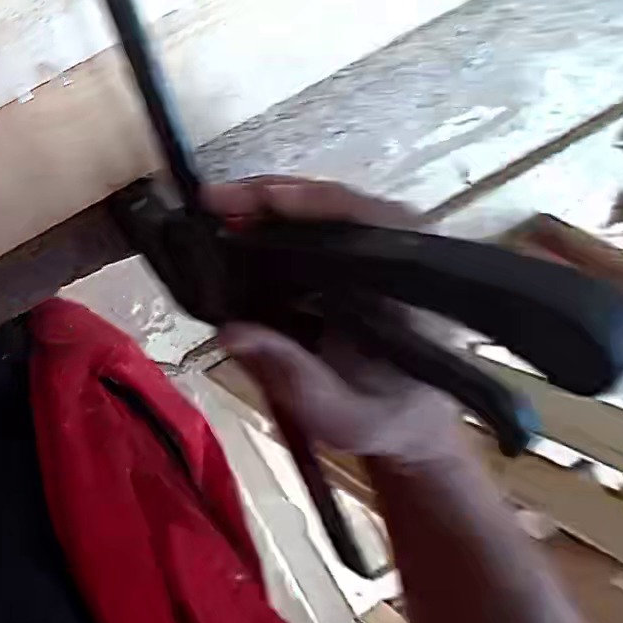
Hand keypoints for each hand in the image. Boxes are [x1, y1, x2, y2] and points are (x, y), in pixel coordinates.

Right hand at [202, 177, 467, 469]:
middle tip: (214, 200)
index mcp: (409, 291)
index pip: (372, 223)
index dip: (316, 203)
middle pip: (336, 202)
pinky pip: (305, 224)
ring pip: (317, 207)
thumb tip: (231, 332)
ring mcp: (367, 255)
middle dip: (273, 195)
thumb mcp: (336, 411)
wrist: (400, 427)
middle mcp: (395, 261)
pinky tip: (228, 221)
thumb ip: (290, 373)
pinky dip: (264, 217)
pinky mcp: (341, 258)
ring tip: (213, 206)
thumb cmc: (378, 422)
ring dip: (263, 203)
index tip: (263, 200)